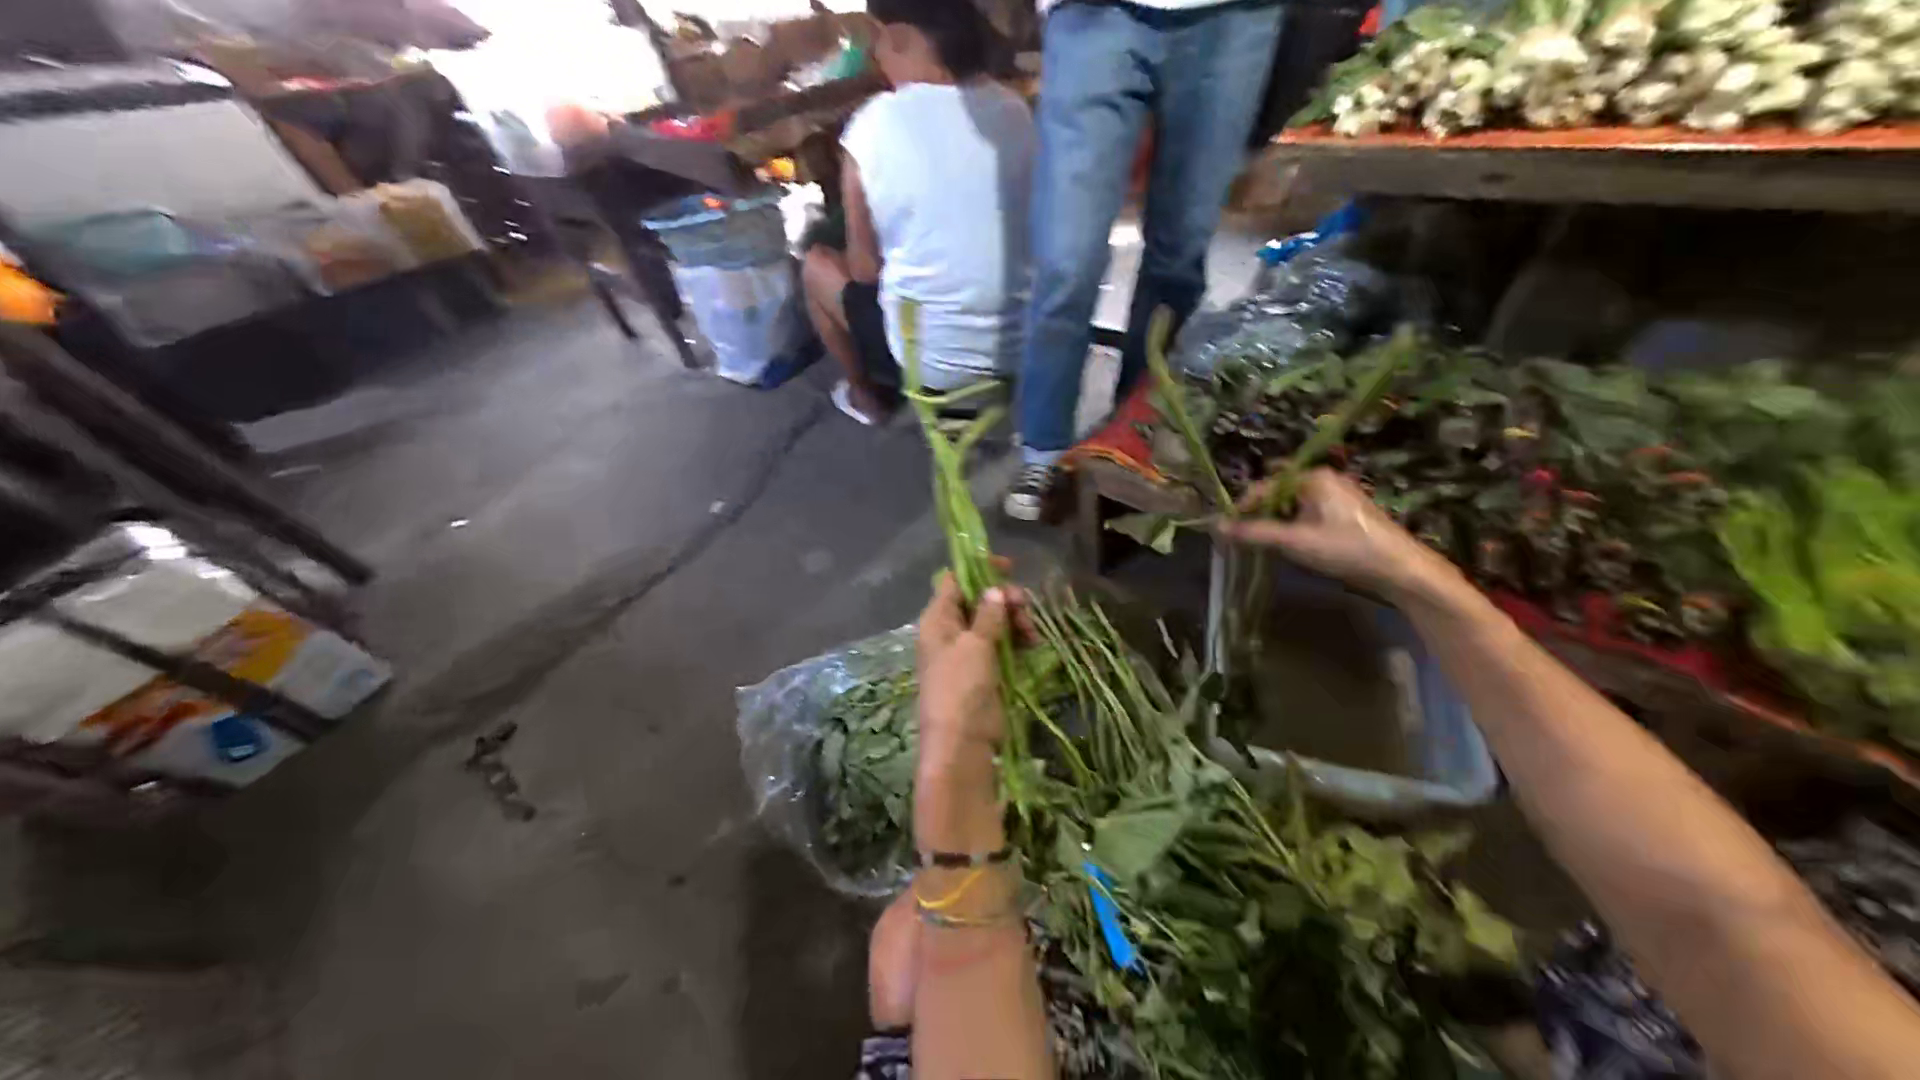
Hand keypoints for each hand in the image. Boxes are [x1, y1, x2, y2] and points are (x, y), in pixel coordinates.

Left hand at [916, 573, 1024, 753]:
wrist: (962, 741)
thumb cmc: (961, 686)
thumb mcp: (975, 644)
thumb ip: (988, 614)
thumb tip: (995, 590)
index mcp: (938, 619)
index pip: (955, 581)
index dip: (979, 570)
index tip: (1008, 568)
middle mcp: (951, 631)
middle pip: (979, 600)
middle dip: (1004, 599)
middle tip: (1025, 607)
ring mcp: (969, 651)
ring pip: (994, 622)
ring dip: (1015, 620)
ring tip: (1031, 633)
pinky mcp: (985, 670)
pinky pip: (1003, 644)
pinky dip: (1017, 640)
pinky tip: (1033, 644)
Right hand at [1216, 469, 1464, 605]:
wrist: (1400, 569)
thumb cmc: (1345, 549)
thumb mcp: (1294, 542)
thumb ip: (1253, 533)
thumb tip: (1216, 526)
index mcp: (1312, 478)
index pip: (1264, 486)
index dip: (1243, 507)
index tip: (1228, 529)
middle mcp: (1324, 479)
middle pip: (1278, 491)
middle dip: (1260, 513)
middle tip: (1245, 537)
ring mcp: (1337, 494)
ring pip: (1293, 503)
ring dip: (1276, 521)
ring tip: (1265, 543)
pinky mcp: (1345, 511)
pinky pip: (1308, 511)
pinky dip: (1294, 524)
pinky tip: (1291, 544)